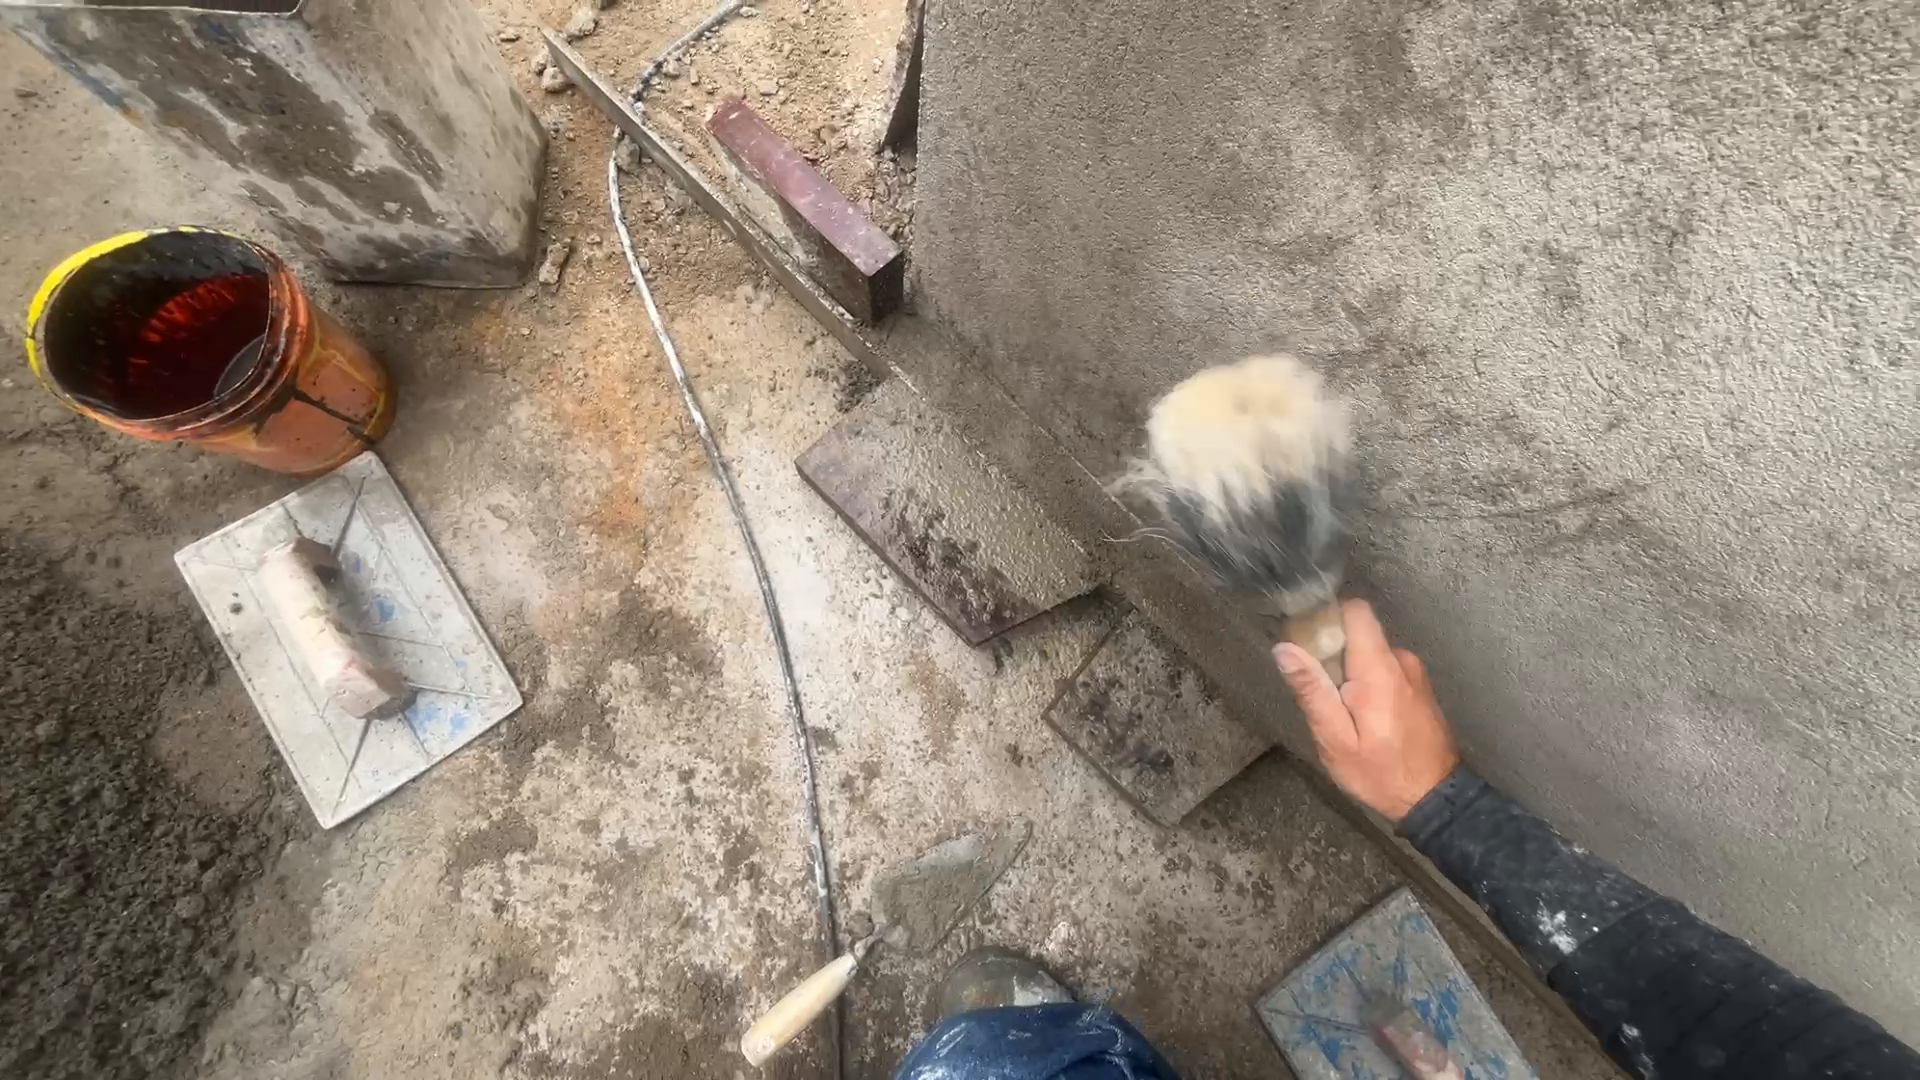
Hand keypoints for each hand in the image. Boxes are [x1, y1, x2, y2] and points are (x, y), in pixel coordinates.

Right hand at [1273, 599, 1458, 822]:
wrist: (1436, 801)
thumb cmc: (1380, 772)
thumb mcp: (1335, 738)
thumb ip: (1311, 690)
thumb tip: (1284, 649)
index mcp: (1379, 670)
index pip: (1356, 612)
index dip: (1328, 618)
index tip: (1309, 643)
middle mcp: (1402, 662)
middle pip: (1358, 633)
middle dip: (1333, 653)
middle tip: (1321, 692)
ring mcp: (1414, 673)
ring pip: (1369, 651)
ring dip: (1349, 671)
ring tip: (1342, 710)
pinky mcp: (1419, 686)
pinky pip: (1384, 668)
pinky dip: (1367, 681)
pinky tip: (1363, 715)